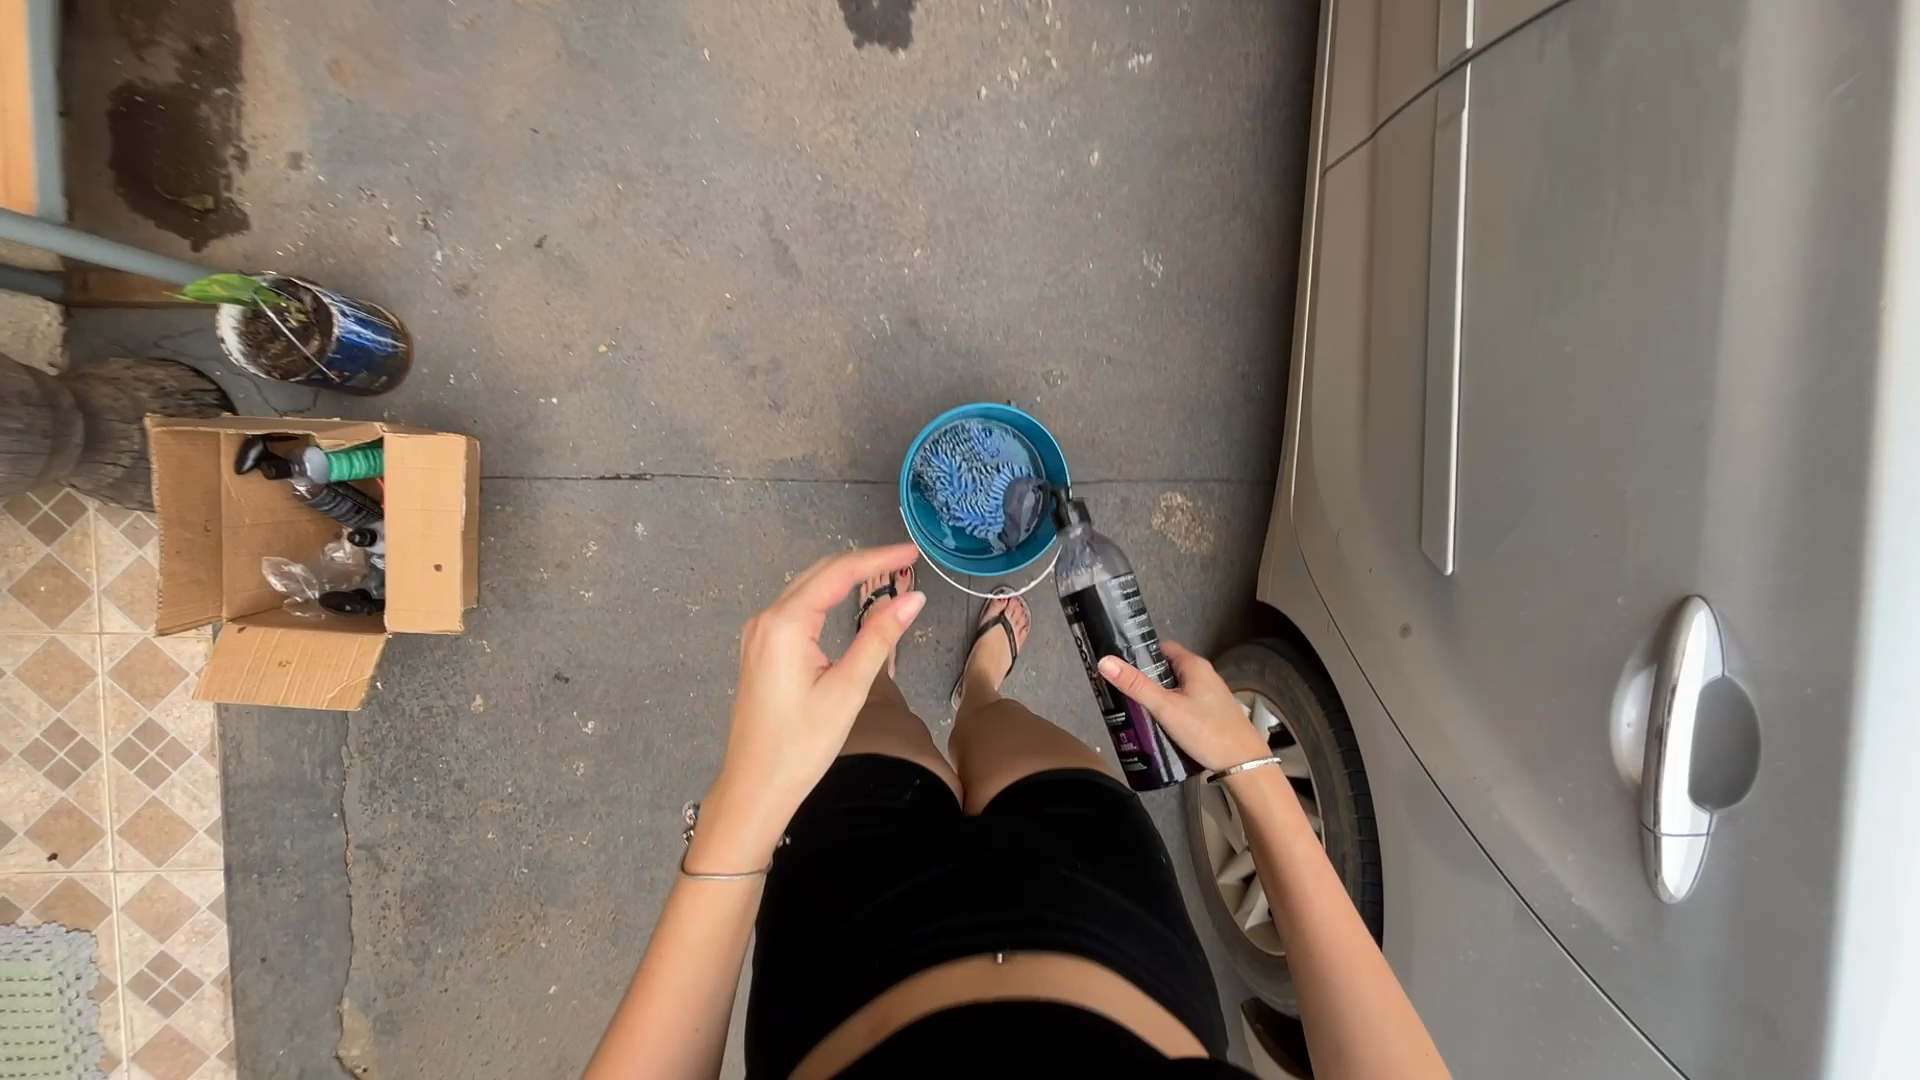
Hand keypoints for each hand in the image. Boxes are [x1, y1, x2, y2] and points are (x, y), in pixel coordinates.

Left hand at [696, 543, 926, 867]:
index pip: (838, 574)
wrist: (754, 788)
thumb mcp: (847, 690)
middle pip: (820, 573)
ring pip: (807, 587)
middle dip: (863, 562)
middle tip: (907, 560)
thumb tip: (914, 597)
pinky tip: (848, 598)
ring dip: (845, 576)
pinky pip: (797, 606)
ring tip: (886, 572)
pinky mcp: (760, 647)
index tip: (913, 551)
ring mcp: (759, 633)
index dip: (878, 559)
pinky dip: (827, 595)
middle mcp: (767, 618)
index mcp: (786, 624)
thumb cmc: (801, 745)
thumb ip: (879, 637)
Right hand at [1098, 642, 1270, 772]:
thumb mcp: (1165, 708)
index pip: (1161, 647)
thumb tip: (1105, 661)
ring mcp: (1209, 694)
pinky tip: (1158, 722)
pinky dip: (1169, 707)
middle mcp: (1204, 674)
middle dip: (1145, 677)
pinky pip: (1184, 701)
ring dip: (1157, 694)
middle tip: (1123, 690)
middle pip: (1166, 667)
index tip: (1121, 665)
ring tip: (1135, 707)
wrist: (1244, 764)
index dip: (1140, 653)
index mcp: (1194, 665)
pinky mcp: (1211, 711)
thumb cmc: (1206, 732)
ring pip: (1175, 687)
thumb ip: (1135, 685)